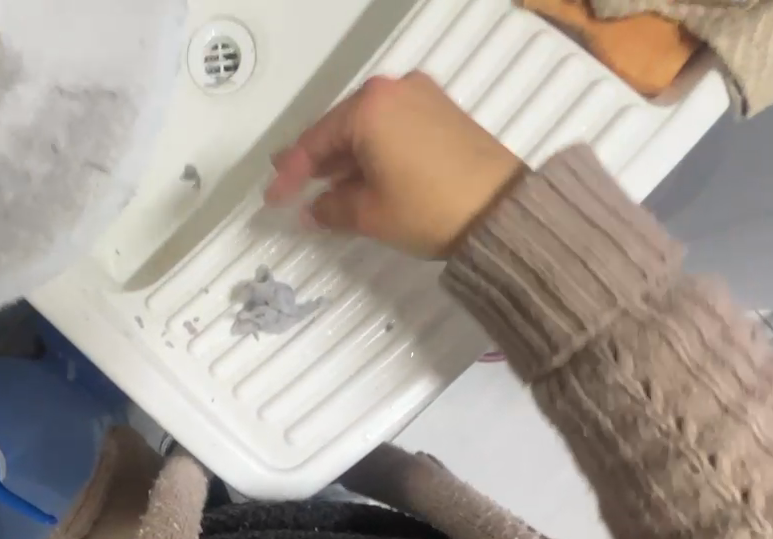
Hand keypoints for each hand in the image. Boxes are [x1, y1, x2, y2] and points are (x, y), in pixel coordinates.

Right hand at [265, 73, 523, 258]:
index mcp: (369, 107)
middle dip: (314, 160)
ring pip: (366, 129)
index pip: (315, 141)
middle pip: (340, 127)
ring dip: (342, 159)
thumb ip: (329, 208)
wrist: (499, 211)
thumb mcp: (368, 214)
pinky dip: (370, 153)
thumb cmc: (427, 209)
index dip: (289, 174)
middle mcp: (394, 90)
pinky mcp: (441, 114)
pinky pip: (390, 130)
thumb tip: (312, 209)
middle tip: (288, 184)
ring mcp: (421, 98)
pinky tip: (359, 178)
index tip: (272, 200)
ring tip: (321, 188)